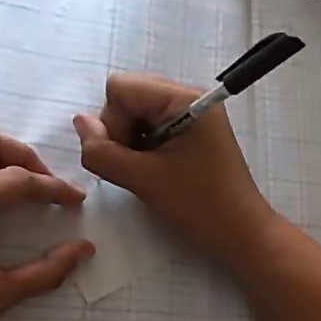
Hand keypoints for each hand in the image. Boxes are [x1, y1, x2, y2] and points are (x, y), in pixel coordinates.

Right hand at [73, 73, 279, 262]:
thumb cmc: (199, 204)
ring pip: (135, 114)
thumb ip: (102, 151)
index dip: (112, 122)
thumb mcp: (143, 179)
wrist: (241, 232)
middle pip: (127, 97)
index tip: (128, 156)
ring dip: (130, 143)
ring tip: (148, 172)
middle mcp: (186, 96)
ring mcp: (190, 114)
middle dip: (120, 132)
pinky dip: (142, 148)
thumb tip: (79, 122)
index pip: (120, 88)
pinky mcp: (191, 132)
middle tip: (137, 167)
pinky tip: (155, 171)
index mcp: (182, 98)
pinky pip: (150, 127)